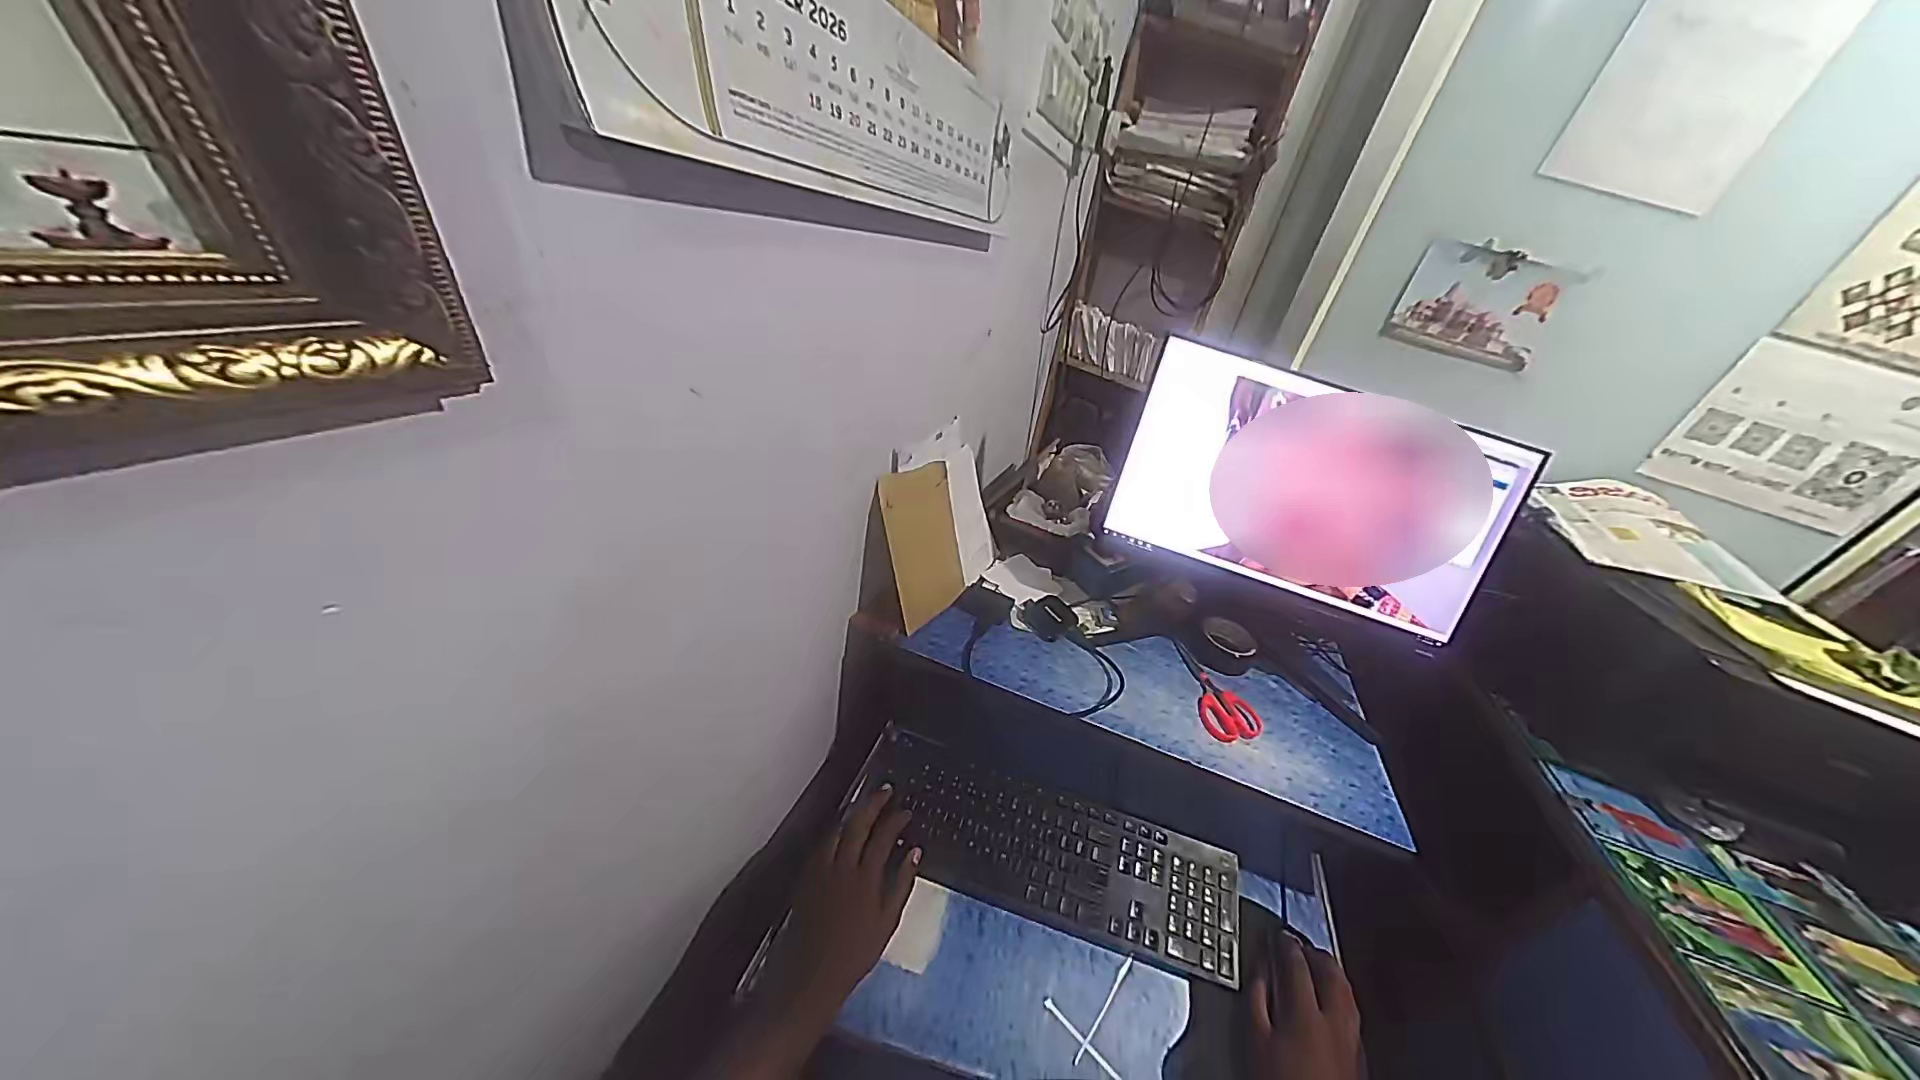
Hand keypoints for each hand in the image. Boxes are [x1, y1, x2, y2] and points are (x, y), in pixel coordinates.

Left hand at [764, 786, 919, 1023]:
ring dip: (853, 814)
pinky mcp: (807, 875)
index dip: (896, 820)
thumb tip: (915, 853)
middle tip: (886, 791)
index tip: (906, 812)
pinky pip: (822, 843)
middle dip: (874, 803)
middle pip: (858, 824)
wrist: (814, 973)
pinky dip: (835, 831)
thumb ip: (902, 882)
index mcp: (866, 878)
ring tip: (866, 805)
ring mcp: (822, 869)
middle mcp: (843, 867)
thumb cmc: (857, 951)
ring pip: (838, 829)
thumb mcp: (888, 920)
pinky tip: (842, 830)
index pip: (884, 837)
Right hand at [1246, 932, 1361, 1079]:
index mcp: (1305, 1012)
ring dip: (1331, 971)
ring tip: (1315, 964)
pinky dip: (1340, 993)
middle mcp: (1335, 1020)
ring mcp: (1351, 1038)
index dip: (1286, 944)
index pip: (1297, 963)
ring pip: (1347, 991)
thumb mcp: (1255, 1038)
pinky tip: (1330, 998)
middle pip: (1330, 972)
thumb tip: (1261, 968)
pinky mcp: (1360, 1055)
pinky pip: (1352, 1010)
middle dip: (1313, 953)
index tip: (1278, 935)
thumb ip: (1257, 997)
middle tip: (1297, 945)